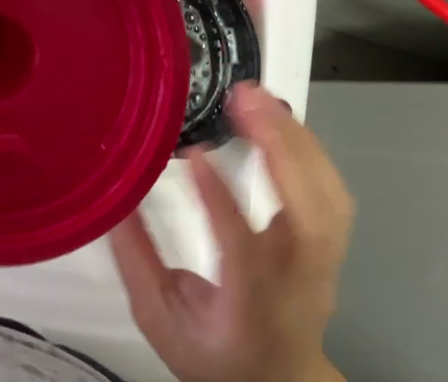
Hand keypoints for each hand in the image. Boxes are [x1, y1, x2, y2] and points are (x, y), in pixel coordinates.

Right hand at [110, 83, 352, 381]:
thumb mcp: (158, 316)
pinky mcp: (332, 242)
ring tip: (257, 97)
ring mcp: (325, 262)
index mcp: (250, 306)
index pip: (244, 250)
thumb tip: (115, 194)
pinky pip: (331, 189)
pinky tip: (277, 119)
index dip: (221, 200)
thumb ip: (136, 258)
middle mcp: (298, 282)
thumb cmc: (213, 352)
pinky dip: (307, 147)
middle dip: (280, 149)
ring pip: (329, 197)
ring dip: (296, 139)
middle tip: (243, 96)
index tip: (195, 151)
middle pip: (310, 217)